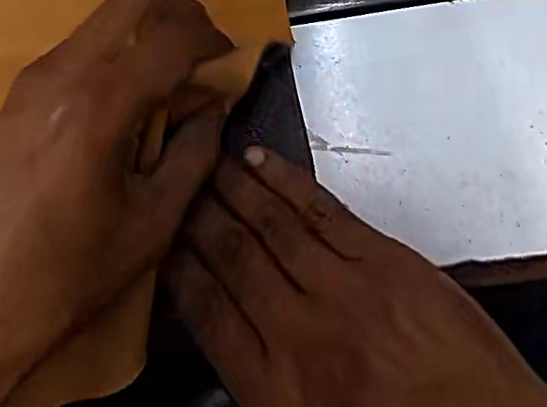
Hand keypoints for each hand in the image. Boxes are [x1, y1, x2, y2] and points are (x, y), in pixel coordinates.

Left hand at [0, 0, 235, 406]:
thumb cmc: (61, 275)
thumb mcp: (150, 224)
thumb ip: (195, 153)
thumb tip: (216, 106)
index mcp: (100, 103)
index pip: (173, 37)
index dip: (214, 43)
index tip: (234, 66)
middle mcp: (64, 70)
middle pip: (137, 0)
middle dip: (184, 14)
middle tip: (208, 55)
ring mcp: (36, 75)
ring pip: (109, 16)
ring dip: (151, 30)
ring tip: (174, 80)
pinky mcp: (21, 90)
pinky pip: (86, 42)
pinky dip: (122, 49)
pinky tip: (132, 100)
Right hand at [168, 148, 546, 406]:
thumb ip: (262, 380)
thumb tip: (224, 326)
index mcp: (281, 392)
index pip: (210, 312)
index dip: (180, 266)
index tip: (163, 235)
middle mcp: (304, 333)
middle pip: (234, 258)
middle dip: (199, 215)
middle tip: (177, 182)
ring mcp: (346, 288)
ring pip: (272, 224)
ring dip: (234, 188)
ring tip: (208, 162)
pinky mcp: (383, 258)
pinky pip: (320, 209)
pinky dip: (284, 181)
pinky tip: (259, 162)